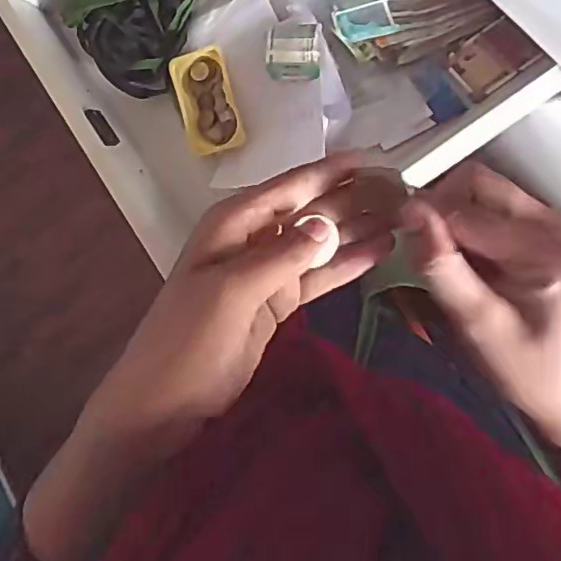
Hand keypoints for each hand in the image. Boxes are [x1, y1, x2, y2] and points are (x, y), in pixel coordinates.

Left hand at [75, 154, 397, 461]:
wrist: (161, 403)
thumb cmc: (188, 340)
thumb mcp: (232, 292)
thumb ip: (280, 257)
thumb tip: (326, 223)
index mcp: (233, 223)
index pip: (288, 187)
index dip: (327, 172)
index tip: (367, 157)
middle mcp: (252, 238)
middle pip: (308, 210)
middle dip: (349, 198)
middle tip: (397, 189)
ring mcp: (266, 270)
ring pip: (318, 241)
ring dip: (354, 229)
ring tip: (399, 215)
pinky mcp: (277, 301)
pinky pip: (317, 276)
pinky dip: (346, 265)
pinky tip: (379, 251)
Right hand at [404, 162, 560, 452]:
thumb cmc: (524, 368)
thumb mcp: (477, 324)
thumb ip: (442, 266)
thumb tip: (411, 212)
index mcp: (557, 252)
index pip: (471, 212)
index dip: (428, 217)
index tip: (402, 230)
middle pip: (481, 185)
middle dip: (441, 207)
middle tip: (422, 241)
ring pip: (484, 189)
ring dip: (454, 212)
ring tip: (449, 254)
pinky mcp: (551, 226)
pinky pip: (495, 203)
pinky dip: (470, 220)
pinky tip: (469, 254)